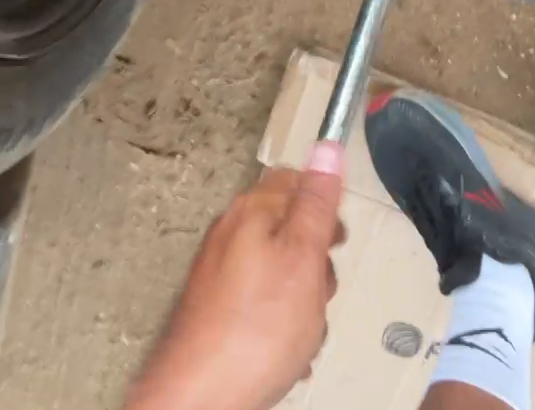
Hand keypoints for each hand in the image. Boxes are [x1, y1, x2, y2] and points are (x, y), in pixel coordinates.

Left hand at [126, 145, 346, 409]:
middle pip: (290, 227)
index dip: (324, 207)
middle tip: (318, 291)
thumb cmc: (254, 328)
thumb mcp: (303, 257)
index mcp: (250, 209)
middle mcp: (230, 230)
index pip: (295, 179)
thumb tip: (327, 148)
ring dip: (301, 298)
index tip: (336, 240)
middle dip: (315, 261)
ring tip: (301, 330)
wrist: (198, 394)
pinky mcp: (216, 303)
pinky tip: (284, 349)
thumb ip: (317, 204)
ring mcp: (220, 267)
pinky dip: (279, 321)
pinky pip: (263, 300)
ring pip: (280, 268)